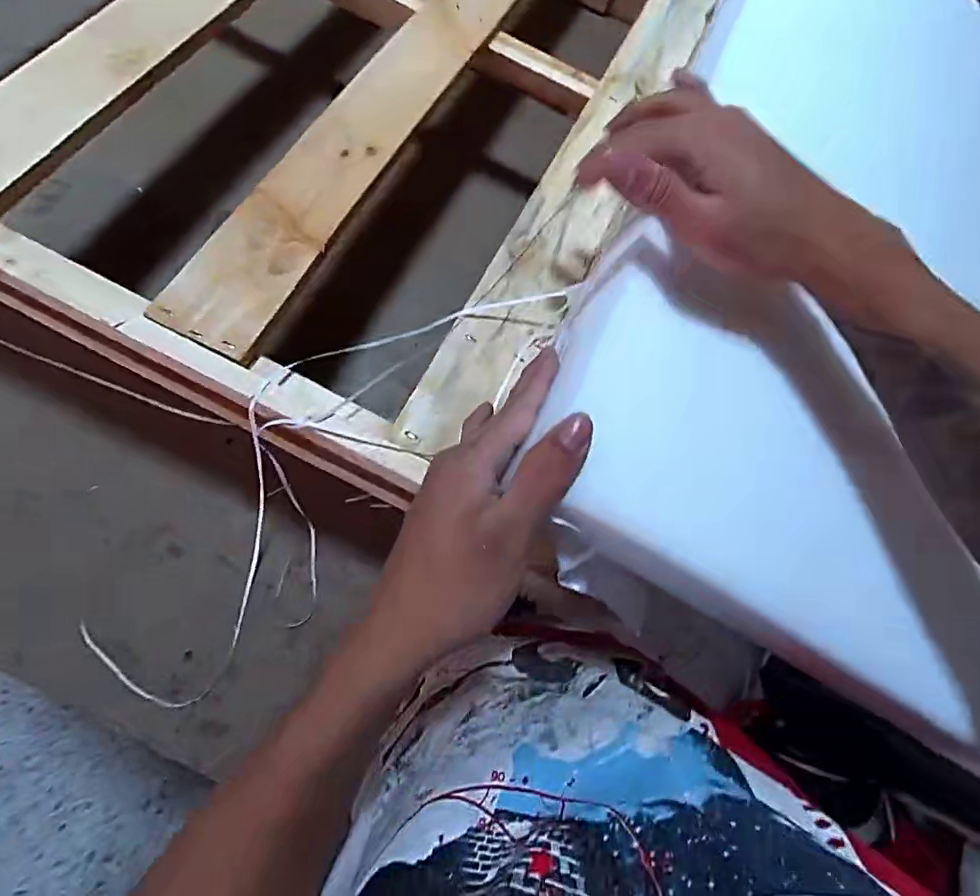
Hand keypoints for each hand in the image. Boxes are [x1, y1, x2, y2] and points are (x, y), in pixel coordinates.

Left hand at [355, 349, 590, 675]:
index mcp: (470, 463)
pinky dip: (498, 453)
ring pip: (482, 444)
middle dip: (525, 399)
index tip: (555, 348)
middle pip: (497, 423)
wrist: (401, 631)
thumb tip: (579, 419)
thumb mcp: (512, 531)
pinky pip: (476, 464)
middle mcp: (453, 465)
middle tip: (551, 375)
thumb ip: (544, 474)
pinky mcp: (441, 510)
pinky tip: (500, 462)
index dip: (538, 382)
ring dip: (508, 425)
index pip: (514, 412)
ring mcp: (442, 488)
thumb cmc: (461, 583)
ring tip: (526, 409)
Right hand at [576, 72, 929, 326]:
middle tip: (593, 166)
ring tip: (618, 135)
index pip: (636, 141)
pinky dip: (678, 98)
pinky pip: (702, 103)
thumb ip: (655, 189)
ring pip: (677, 103)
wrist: (827, 239)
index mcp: (700, 138)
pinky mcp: (747, 135)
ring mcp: (735, 122)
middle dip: (617, 134)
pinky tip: (678, 85)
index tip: (577, 184)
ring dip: (642, 116)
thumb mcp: (701, 224)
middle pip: (653, 112)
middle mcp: (715, 118)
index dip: (603, 162)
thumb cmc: (762, 239)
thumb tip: (609, 160)